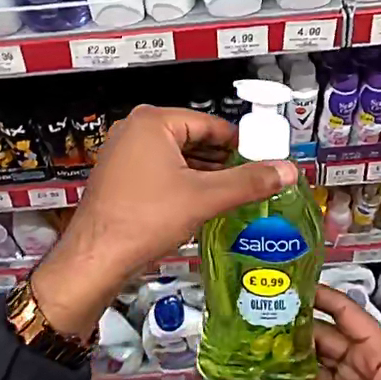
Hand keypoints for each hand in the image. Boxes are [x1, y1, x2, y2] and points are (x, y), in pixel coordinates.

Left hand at [29, 105, 295, 335]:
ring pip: (177, 156)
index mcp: (152, 122)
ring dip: (204, 173)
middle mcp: (134, 130)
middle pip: (193, 137)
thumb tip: (284, 170)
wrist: (96, 258)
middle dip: (222, 160)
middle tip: (251, 178)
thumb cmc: (140, 220)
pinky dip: (182, 182)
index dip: (240, 143)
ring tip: (232, 192)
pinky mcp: (120, 175)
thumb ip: (248, 181)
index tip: (262, 159)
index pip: (210, 123)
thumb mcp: (204, 197)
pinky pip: (160, 170)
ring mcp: (123, 152)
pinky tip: (201, 201)